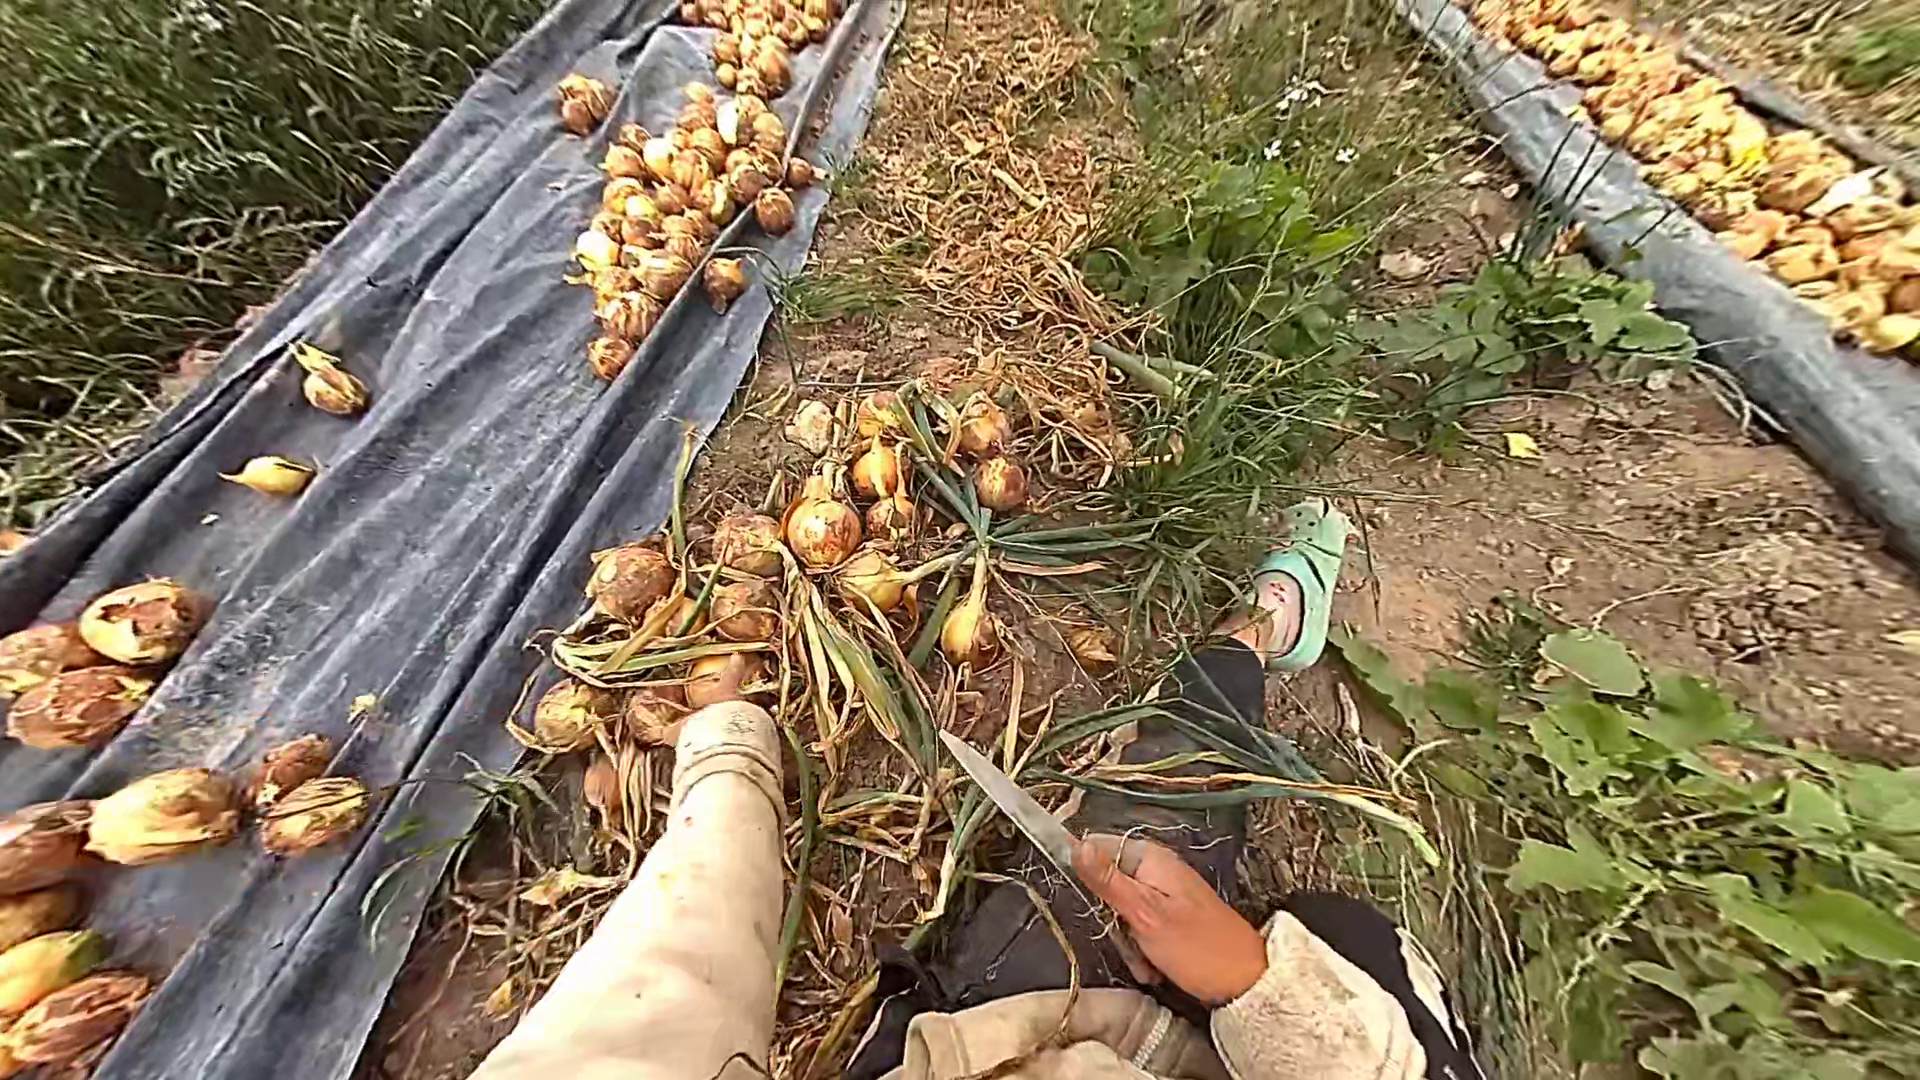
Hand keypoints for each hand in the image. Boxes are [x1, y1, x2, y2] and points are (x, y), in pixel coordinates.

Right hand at [1071, 833, 1267, 1005]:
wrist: (1246, 984)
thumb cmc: (1196, 946)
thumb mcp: (1144, 913)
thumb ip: (1107, 879)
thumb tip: (1074, 844)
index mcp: (1148, 856)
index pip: (1097, 847)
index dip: (1088, 874)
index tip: (1093, 903)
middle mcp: (1154, 867)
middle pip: (1108, 882)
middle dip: (1113, 918)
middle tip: (1130, 940)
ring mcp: (1163, 891)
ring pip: (1122, 909)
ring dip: (1128, 939)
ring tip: (1147, 959)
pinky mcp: (1170, 914)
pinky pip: (1140, 924)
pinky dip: (1143, 946)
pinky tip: (1156, 964)